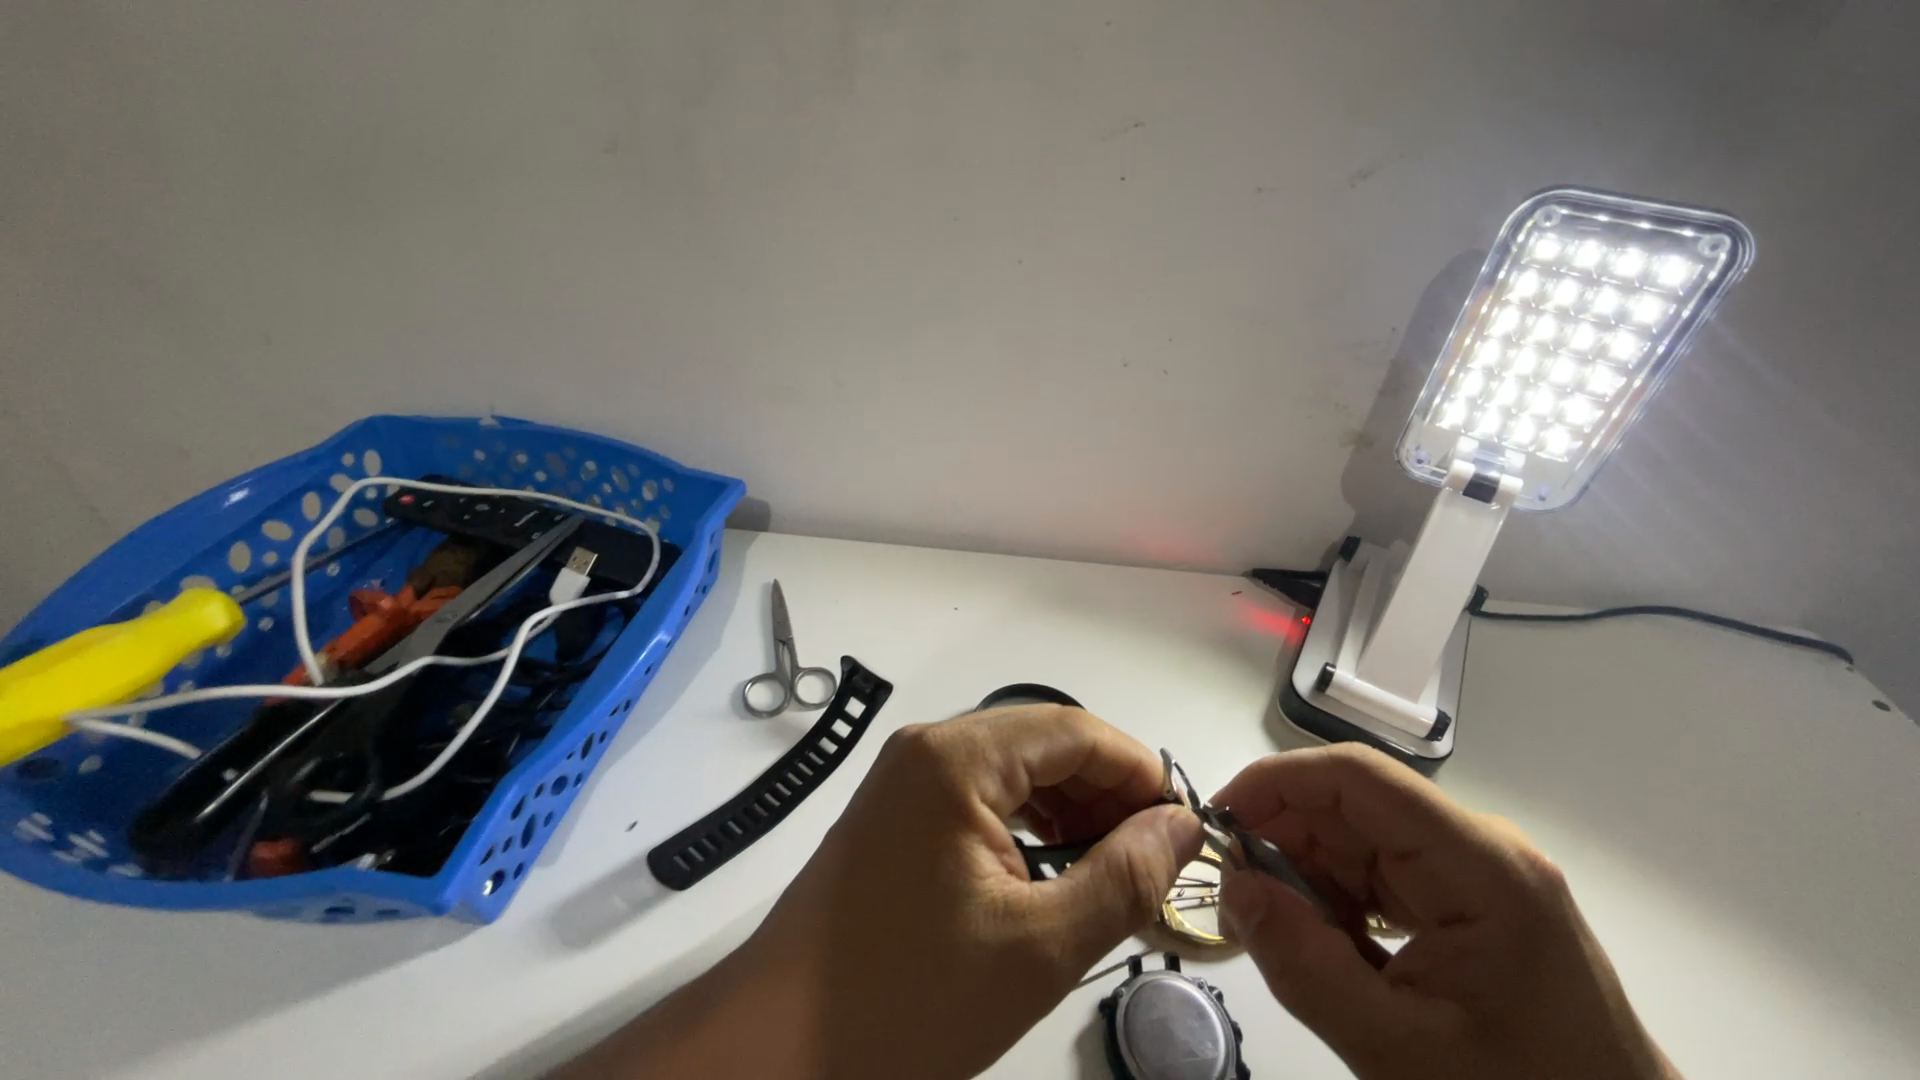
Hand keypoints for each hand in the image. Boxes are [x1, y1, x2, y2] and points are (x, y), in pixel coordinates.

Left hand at [570, 705, 1202, 1079]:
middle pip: (1044, 744)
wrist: (776, 1047)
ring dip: (1071, 812)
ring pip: (1014, 771)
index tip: (1185, 829)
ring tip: (1115, 872)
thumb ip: (1124, 878)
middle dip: (1107, 794)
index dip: (1139, 772)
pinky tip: (1055, 872)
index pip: (1074, 731)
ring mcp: (906, 780)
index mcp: (955, 758)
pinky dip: (1029, 826)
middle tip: (1156, 862)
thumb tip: (1181, 826)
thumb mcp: (1038, 948)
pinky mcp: (897, 815)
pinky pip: (981, 798)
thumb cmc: (908, 999)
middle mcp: (927, 749)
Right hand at [1214, 744, 1676, 1079]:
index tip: (1217, 825)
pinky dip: (1331, 900)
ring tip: (1274, 934)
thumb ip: (1305, 968)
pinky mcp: (1462, 897)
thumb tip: (1232, 888)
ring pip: (1354, 837)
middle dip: (1280, 837)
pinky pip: (1374, 873)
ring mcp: (1471, 869)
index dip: (1277, 782)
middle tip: (1233, 900)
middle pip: (1351, 804)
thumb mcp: (1400, 1051)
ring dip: (1301, 874)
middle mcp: (1477, 847)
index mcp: (1480, 865)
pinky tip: (1320, 944)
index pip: (1358, 776)